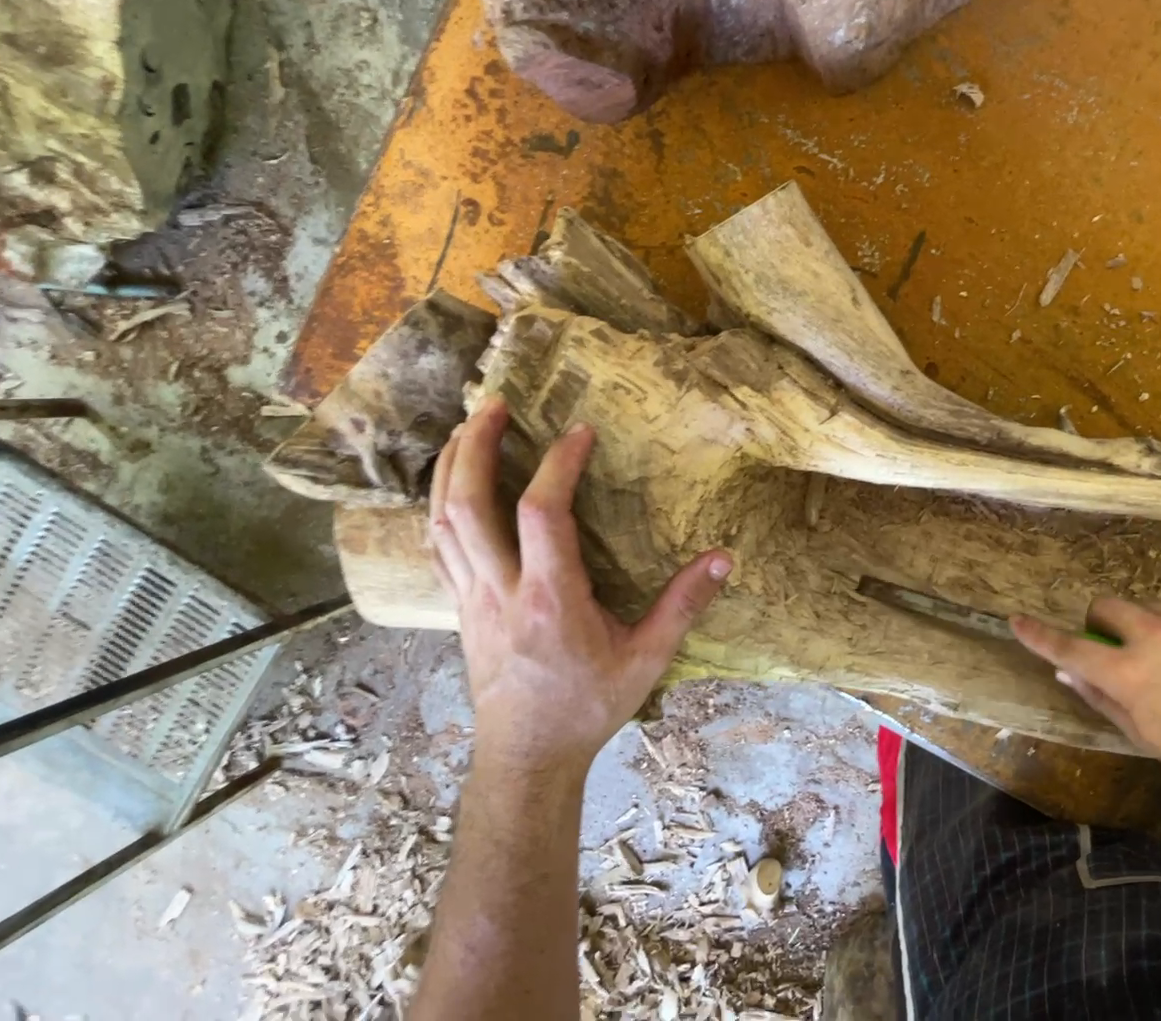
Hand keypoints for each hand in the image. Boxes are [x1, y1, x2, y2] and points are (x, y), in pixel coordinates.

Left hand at [429, 397, 731, 772]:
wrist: (527, 756)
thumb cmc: (588, 706)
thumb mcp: (648, 659)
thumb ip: (683, 605)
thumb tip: (722, 558)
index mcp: (550, 598)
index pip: (544, 513)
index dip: (559, 465)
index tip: (580, 432)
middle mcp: (501, 590)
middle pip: (468, 504)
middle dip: (477, 446)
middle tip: (494, 403)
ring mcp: (471, 599)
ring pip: (442, 521)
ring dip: (451, 468)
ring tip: (469, 428)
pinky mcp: (460, 609)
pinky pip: (437, 546)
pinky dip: (439, 506)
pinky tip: (450, 488)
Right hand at [1011, 599, 1160, 810]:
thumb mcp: (1149, 738)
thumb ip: (1104, 700)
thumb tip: (1070, 674)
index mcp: (1129, 673)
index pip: (1070, 647)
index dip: (1039, 635)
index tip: (1017, 621)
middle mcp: (1156, 635)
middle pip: (1108, 605)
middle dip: (1100, 621)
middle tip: (1115, 649)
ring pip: (1153, 611)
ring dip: (1149, 631)